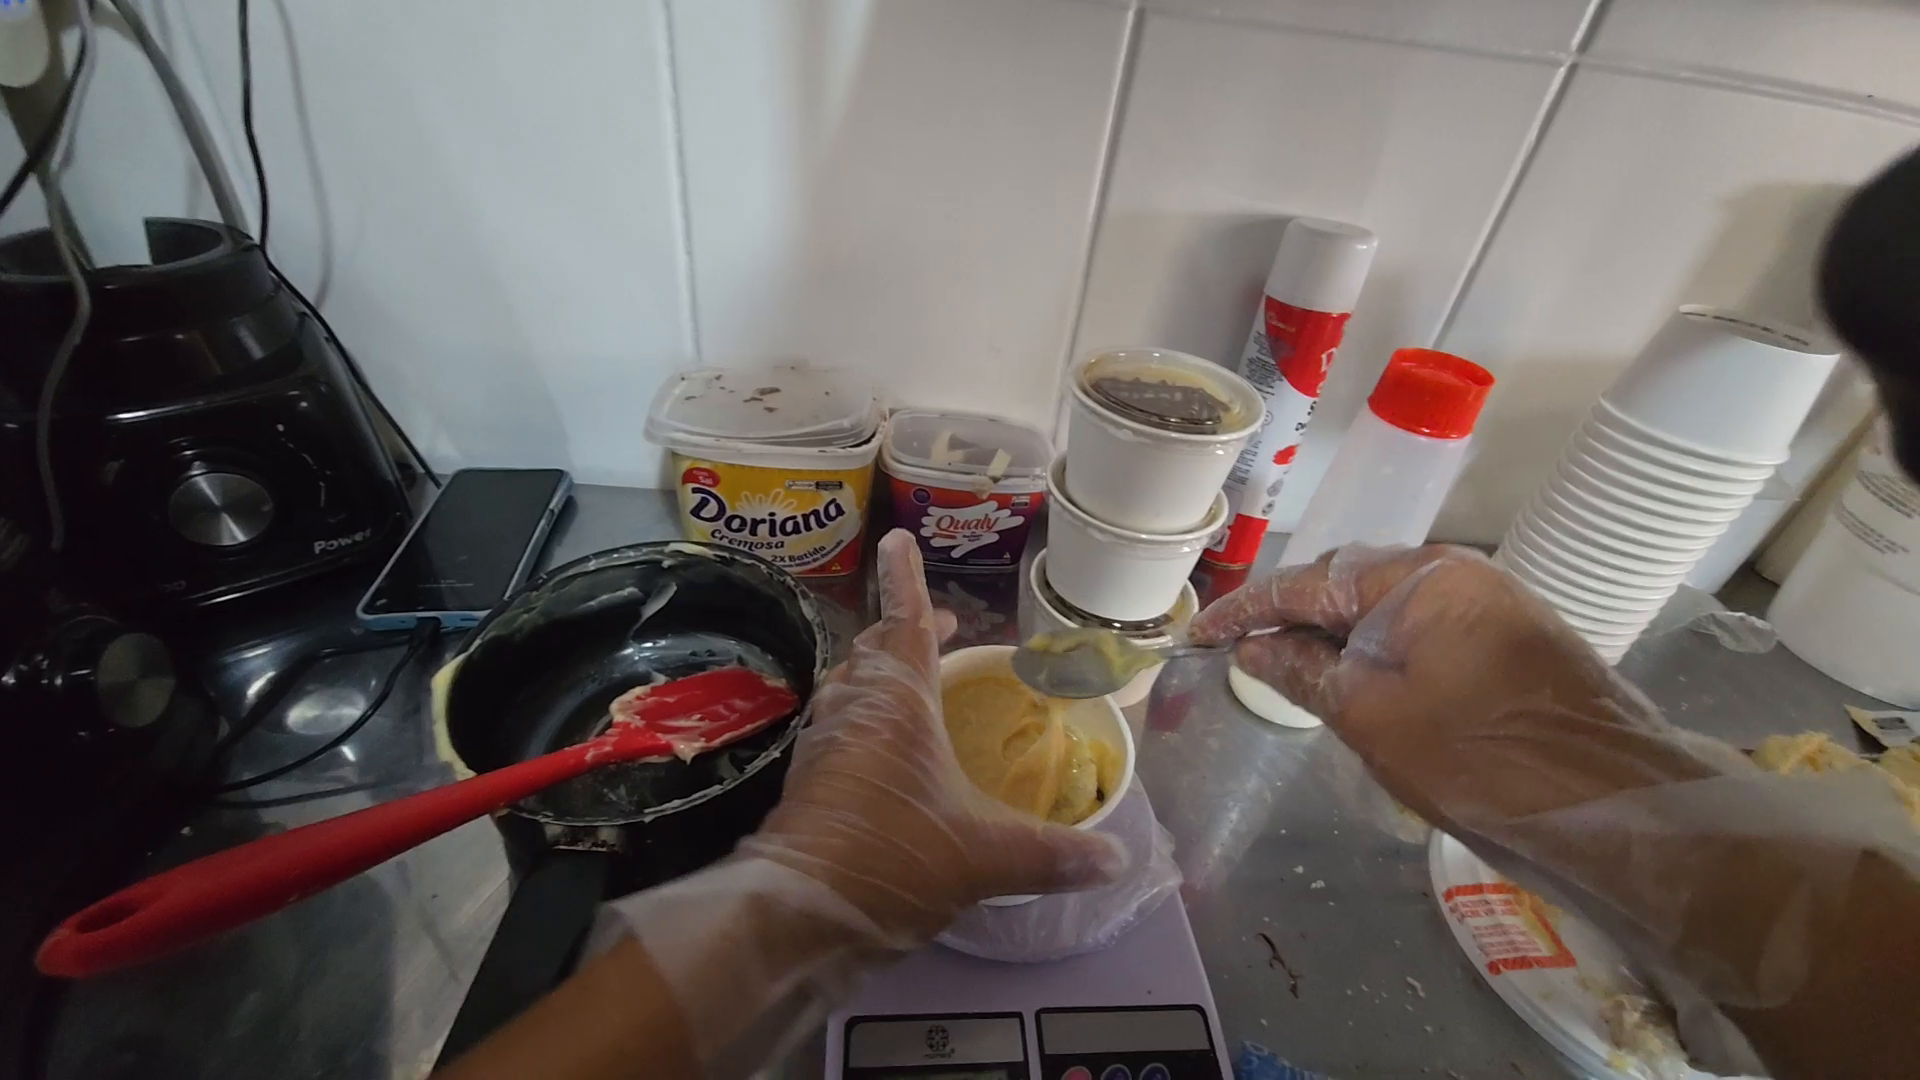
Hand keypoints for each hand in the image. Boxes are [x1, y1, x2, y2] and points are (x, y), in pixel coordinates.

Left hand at [744, 529, 1127, 940]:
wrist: (797, 912)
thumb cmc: (893, 854)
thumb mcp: (983, 856)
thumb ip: (1052, 853)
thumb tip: (1119, 856)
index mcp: (897, 699)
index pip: (905, 621)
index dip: (905, 578)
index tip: (896, 539)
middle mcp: (855, 705)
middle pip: (879, 648)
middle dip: (908, 628)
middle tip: (945, 629)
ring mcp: (825, 739)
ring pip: (854, 684)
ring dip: (885, 671)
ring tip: (919, 683)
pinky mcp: (810, 775)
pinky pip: (842, 722)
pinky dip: (868, 715)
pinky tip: (889, 749)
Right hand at [1187, 545, 1680, 825]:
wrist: (1621, 809)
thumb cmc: (1478, 759)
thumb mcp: (1369, 716)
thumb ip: (1302, 670)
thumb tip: (1252, 648)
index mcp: (1416, 577)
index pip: (1306, 583)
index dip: (1246, 611)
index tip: (1198, 632)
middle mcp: (1452, 571)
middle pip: (1343, 584)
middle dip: (1288, 616)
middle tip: (1240, 650)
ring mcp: (1484, 599)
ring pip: (1379, 606)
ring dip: (1330, 633)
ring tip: (1286, 664)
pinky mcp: (1503, 633)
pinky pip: (1415, 625)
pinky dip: (1372, 645)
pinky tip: (1349, 674)